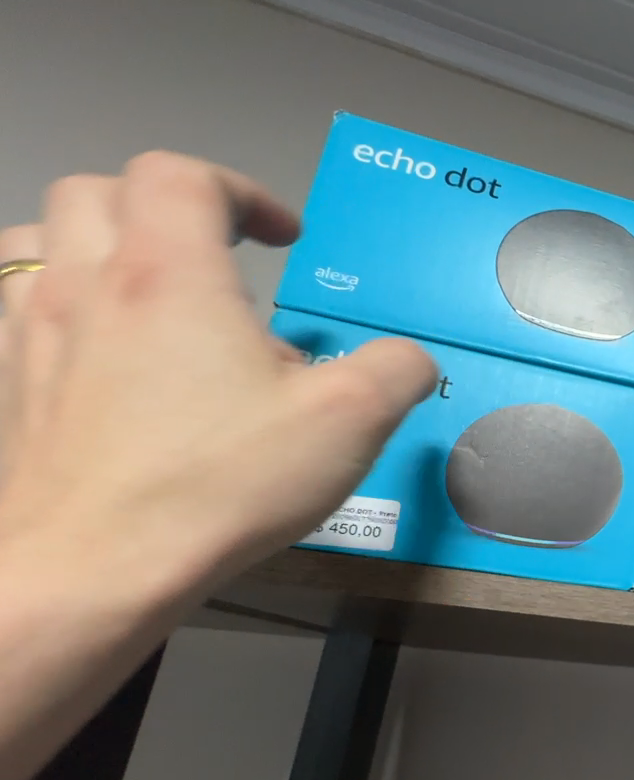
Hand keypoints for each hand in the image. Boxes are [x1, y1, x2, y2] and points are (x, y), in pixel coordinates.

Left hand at [0, 152, 436, 608]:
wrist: (100, 559)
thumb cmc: (229, 477)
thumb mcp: (355, 420)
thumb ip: (397, 369)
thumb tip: (407, 357)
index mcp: (171, 278)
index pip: (181, 178)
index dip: (244, 192)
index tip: (288, 239)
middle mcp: (89, 285)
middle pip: (101, 191)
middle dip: (174, 205)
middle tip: (233, 255)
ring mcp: (36, 331)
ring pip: (48, 236)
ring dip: (113, 241)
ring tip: (171, 290)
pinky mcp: (19, 380)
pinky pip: (30, 299)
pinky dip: (81, 296)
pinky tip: (126, 349)